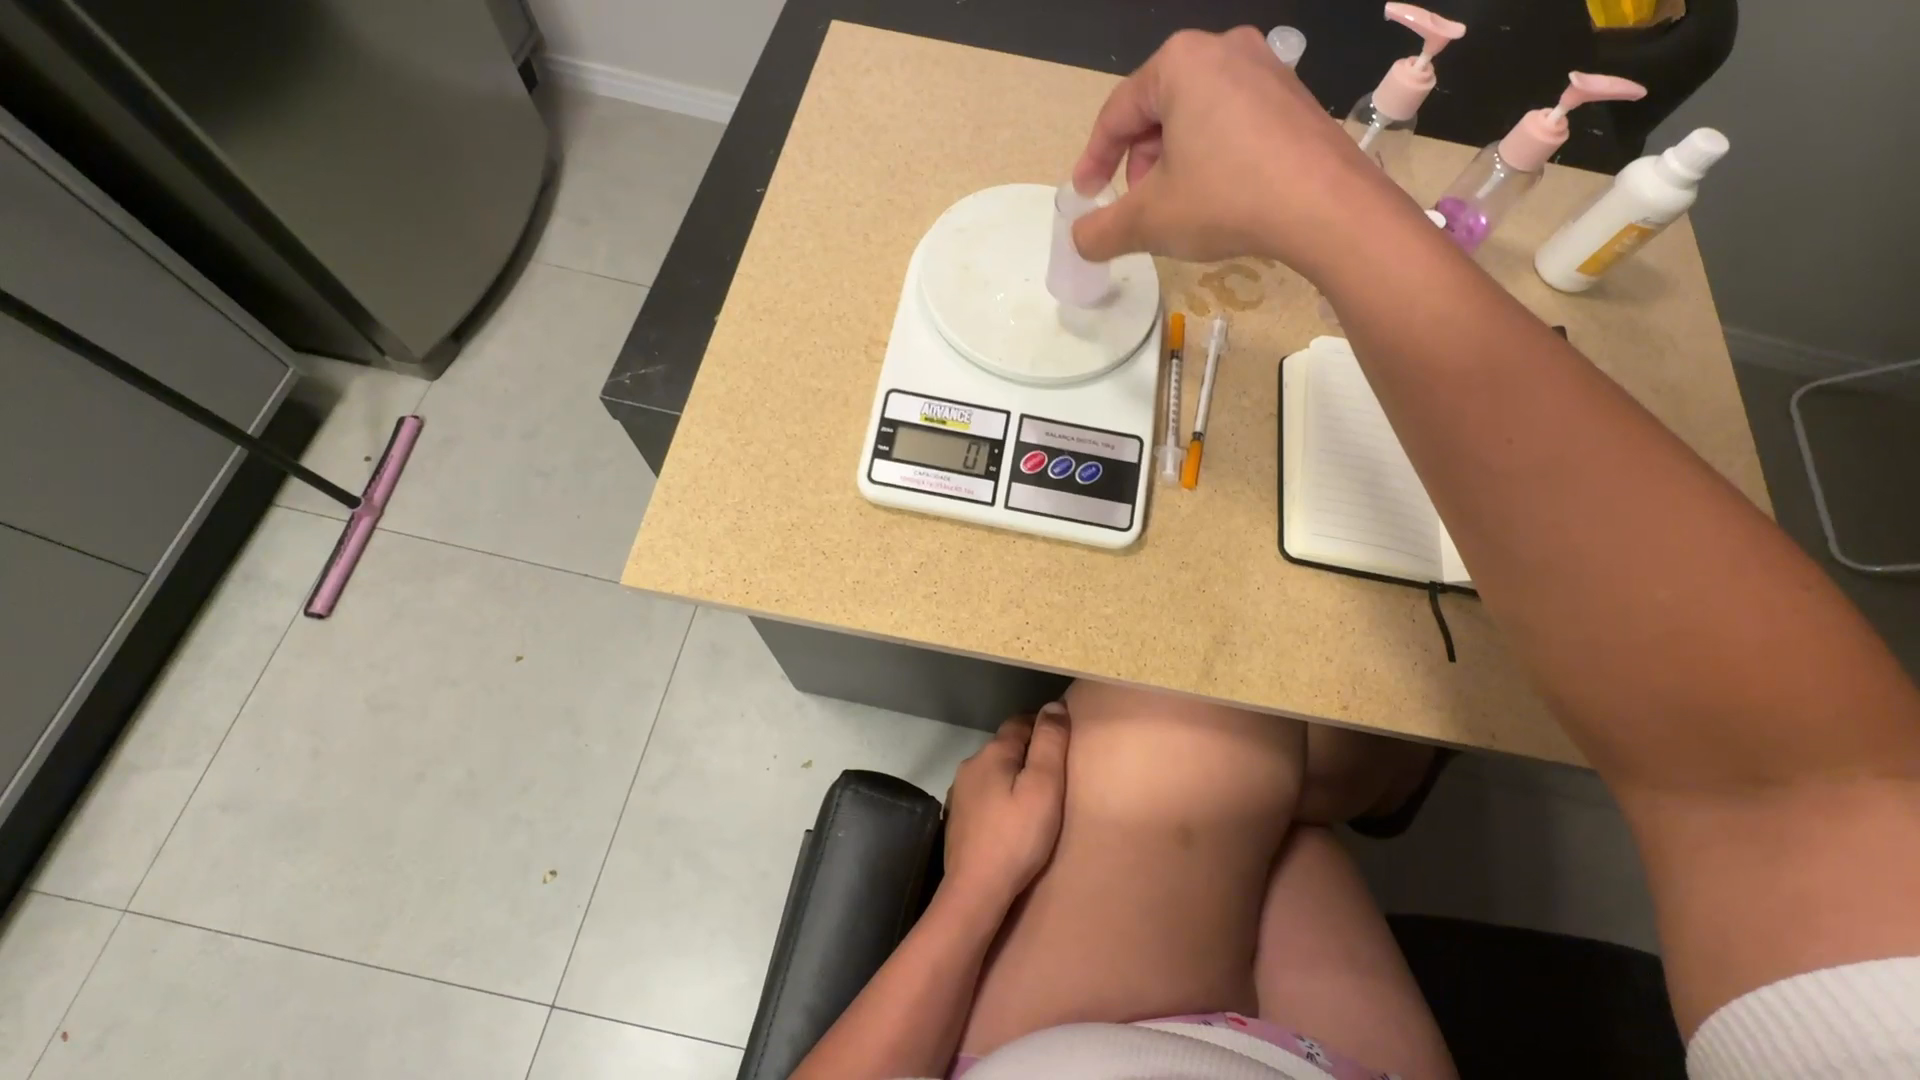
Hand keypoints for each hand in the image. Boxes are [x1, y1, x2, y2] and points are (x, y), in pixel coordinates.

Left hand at [943, 706, 1069, 904]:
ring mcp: (960, 794)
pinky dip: (1001, 797)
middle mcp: (970, 766)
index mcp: (992, 753)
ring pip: (993, 772)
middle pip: (1005, 746)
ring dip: (1013, 776)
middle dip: (1029, 752)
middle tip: (1057, 772)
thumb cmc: (1016, 837)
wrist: (976, 890)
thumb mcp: (1044, 787)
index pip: (1019, 722)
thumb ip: (1050, 744)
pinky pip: (985, 795)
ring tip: (1038, 796)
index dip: (1042, 726)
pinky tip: (1013, 817)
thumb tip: (1053, 705)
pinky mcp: (958, 819)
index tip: (1064, 740)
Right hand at [1070, 28, 1412, 275]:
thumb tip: (1080, 240)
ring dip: (1175, 164)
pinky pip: (1234, 123)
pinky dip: (1213, 158)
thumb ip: (1101, 230)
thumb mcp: (1149, 221)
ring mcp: (1267, 69)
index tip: (1086, 196)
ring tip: (1179, 208)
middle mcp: (1224, 49)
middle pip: (1158, 111)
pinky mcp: (1294, 97)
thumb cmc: (1226, 199)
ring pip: (1196, 118)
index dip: (1094, 160)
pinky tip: (1219, 197)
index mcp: (1180, 63)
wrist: (1328, 208)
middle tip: (1138, 207)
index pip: (1117, 113)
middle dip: (1140, 164)